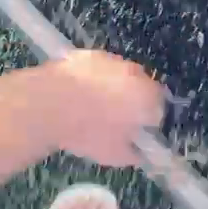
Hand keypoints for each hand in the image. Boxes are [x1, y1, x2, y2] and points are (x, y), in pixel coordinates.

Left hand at [44, 50, 164, 165]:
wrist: (48, 104)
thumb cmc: (87, 132)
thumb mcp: (114, 155)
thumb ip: (133, 153)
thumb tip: (137, 151)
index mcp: (147, 97)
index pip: (159, 109)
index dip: (147, 122)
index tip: (133, 133)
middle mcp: (134, 73)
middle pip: (141, 87)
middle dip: (132, 101)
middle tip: (114, 120)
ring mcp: (109, 59)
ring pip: (119, 75)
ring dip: (112, 87)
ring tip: (91, 106)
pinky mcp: (86, 53)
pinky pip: (97, 67)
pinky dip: (92, 78)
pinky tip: (76, 93)